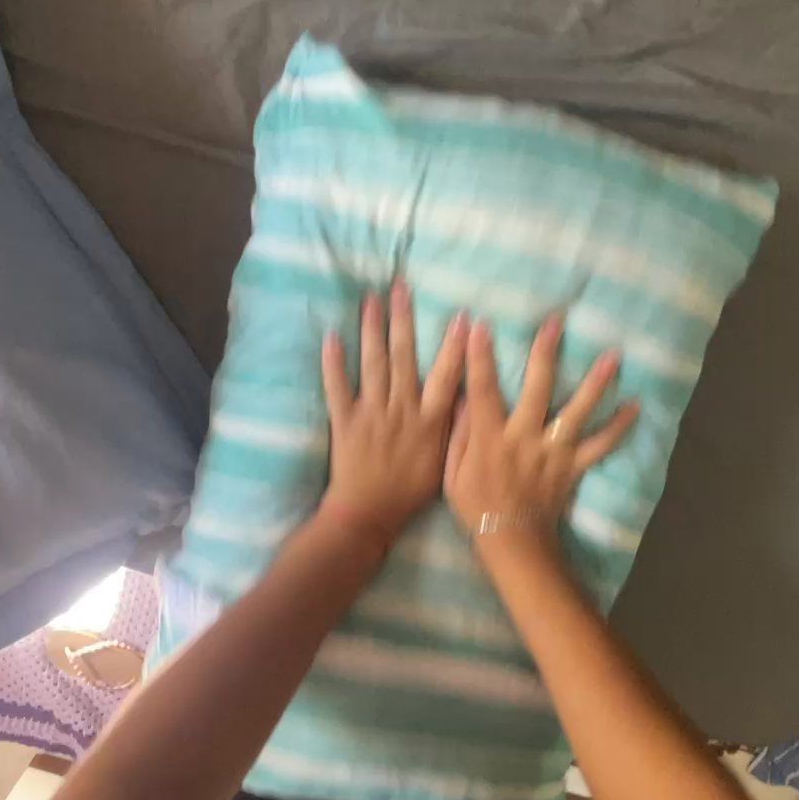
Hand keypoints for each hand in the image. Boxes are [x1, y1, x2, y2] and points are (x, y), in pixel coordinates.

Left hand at [318, 280, 468, 548]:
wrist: (369, 514)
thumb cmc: (411, 491)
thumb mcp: (445, 462)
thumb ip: (455, 428)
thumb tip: (467, 396)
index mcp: (429, 419)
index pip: (445, 374)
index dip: (454, 345)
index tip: (462, 315)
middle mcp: (401, 408)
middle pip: (403, 357)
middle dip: (402, 319)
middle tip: (401, 286)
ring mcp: (371, 412)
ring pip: (373, 364)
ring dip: (372, 329)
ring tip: (371, 299)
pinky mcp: (344, 420)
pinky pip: (337, 387)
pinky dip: (333, 363)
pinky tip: (331, 335)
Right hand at [445, 313, 637, 549]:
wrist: (512, 540)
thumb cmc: (476, 505)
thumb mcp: (452, 472)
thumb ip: (458, 434)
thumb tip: (461, 397)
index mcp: (491, 438)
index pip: (483, 390)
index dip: (480, 357)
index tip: (479, 325)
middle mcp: (524, 438)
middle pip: (537, 389)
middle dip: (545, 354)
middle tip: (556, 322)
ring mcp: (553, 452)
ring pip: (577, 412)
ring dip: (596, 383)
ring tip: (614, 356)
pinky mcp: (573, 466)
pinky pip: (600, 446)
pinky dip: (618, 427)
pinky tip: (635, 406)